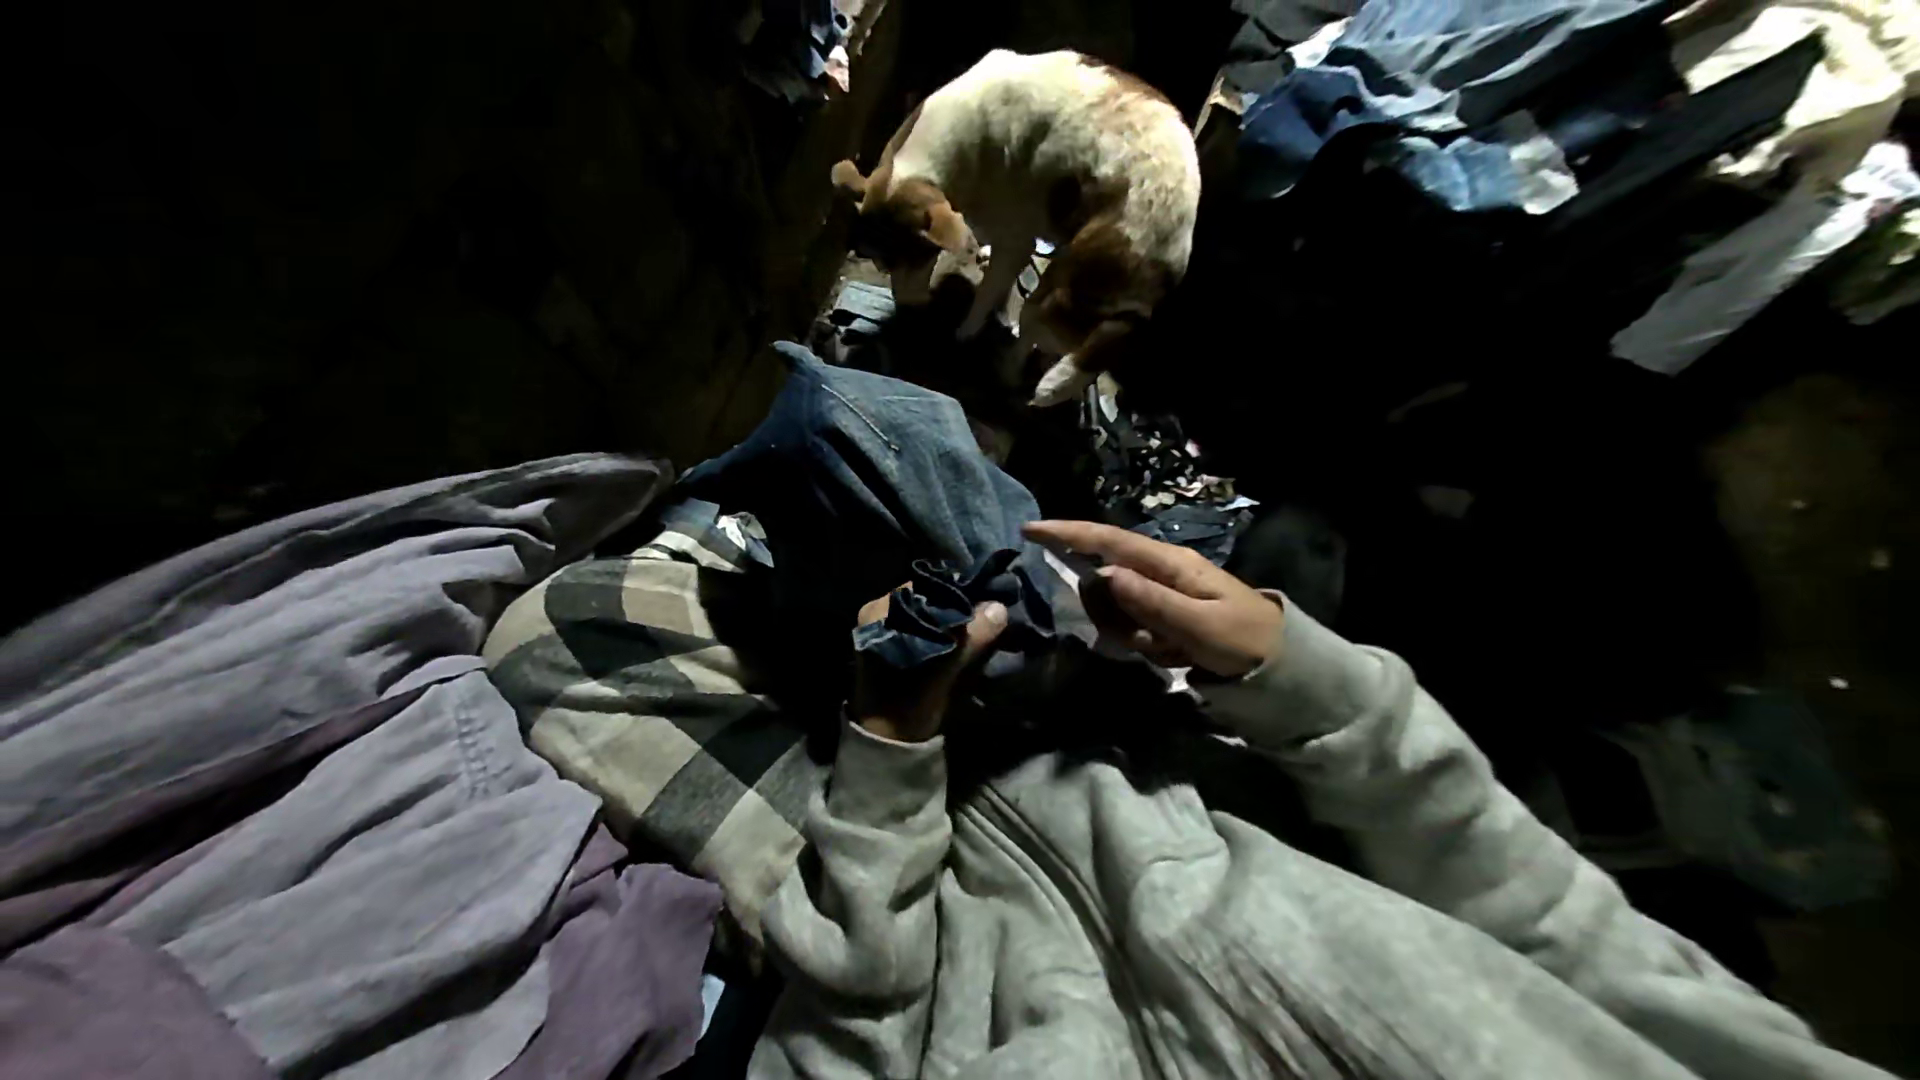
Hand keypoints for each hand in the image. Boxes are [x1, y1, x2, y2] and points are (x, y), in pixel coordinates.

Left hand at [852, 589, 1007, 742]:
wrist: (886, 744)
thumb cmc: (907, 705)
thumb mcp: (942, 670)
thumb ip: (970, 638)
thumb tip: (999, 607)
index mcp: (879, 613)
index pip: (923, 586)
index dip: (955, 590)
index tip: (984, 596)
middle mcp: (878, 615)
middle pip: (926, 599)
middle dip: (956, 605)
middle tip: (987, 609)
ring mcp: (884, 632)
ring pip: (927, 614)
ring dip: (952, 619)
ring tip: (981, 622)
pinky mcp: (895, 649)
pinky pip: (924, 629)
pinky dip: (944, 632)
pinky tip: (964, 638)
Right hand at [1021, 520, 1282, 676]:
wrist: (1281, 665)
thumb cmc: (1246, 640)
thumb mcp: (1201, 625)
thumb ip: (1151, 601)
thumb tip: (1103, 575)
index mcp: (1169, 563)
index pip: (1108, 540)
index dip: (1068, 533)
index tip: (1029, 530)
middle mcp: (1159, 570)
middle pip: (1105, 581)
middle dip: (1111, 613)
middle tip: (1147, 642)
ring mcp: (1159, 591)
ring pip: (1115, 608)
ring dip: (1132, 633)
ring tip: (1170, 650)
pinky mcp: (1161, 611)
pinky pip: (1131, 625)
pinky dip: (1144, 643)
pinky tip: (1173, 653)